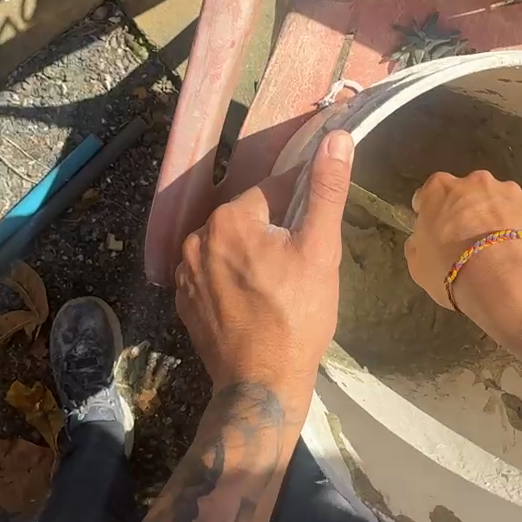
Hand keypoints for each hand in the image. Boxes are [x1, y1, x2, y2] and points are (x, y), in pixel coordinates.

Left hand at [174, 131, 353, 396]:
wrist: (262, 384)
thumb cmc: (298, 315)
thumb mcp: (320, 250)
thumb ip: (326, 190)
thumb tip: (338, 137)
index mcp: (230, 218)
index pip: (273, 191)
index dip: (301, 209)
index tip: (315, 236)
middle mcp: (197, 237)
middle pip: (248, 217)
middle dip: (274, 232)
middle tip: (299, 266)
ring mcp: (185, 271)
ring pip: (229, 244)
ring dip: (252, 254)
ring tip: (278, 285)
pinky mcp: (183, 300)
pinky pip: (212, 272)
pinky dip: (231, 278)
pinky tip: (254, 301)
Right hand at [405, 170, 521, 314]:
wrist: (510, 280)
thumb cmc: (453, 269)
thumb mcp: (419, 264)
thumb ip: (419, 244)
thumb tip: (422, 240)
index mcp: (440, 189)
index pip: (428, 194)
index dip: (430, 213)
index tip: (434, 232)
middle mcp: (476, 182)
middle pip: (467, 194)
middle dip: (467, 212)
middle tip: (468, 242)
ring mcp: (512, 192)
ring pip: (500, 203)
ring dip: (497, 219)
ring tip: (500, 252)